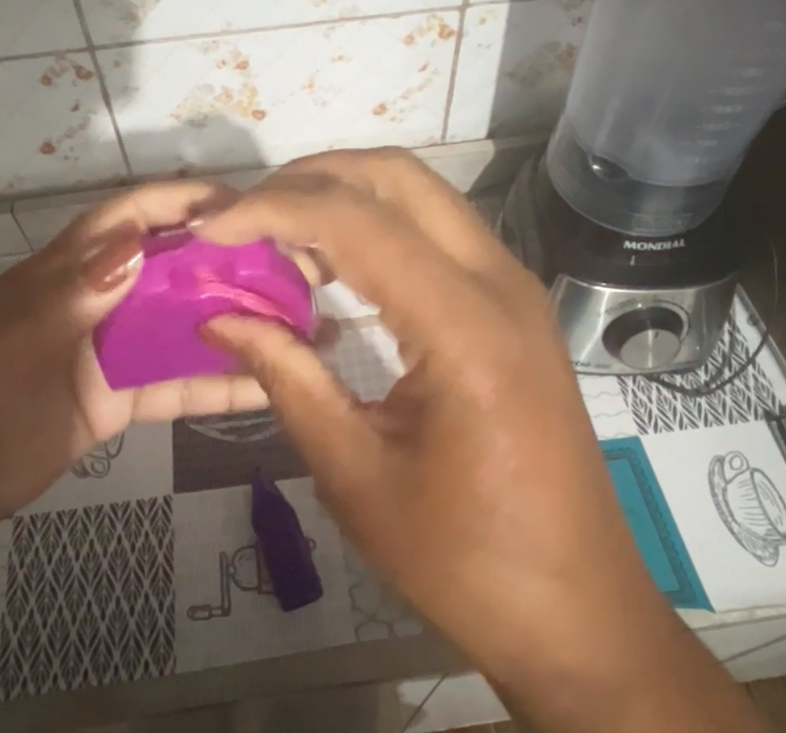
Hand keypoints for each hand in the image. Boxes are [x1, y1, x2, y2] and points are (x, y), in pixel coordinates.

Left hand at [0, 180, 268, 539]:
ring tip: (298, 326)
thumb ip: (73, 294)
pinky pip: (170, 386)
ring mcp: (105, 353)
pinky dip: (213, 386)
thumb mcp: (12, 340)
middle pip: (169, 270)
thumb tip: (138, 243)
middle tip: (293, 270)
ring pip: (179, 328)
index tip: (245, 206)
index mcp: (62, 272)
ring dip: (232, 324)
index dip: (182, 202)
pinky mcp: (112, 402)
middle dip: (226, 263)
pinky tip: (263, 388)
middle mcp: (93, 301)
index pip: (129, 218)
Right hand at [197, 150, 762, 732]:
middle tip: (244, 219)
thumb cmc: (464, 561)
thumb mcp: (355, 473)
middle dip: (311, 178)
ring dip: (345, 200)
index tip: (208, 228)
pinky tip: (332, 273)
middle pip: (397, 176)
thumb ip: (286, 378)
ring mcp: (515, 290)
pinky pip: (439, 236)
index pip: (354, 221)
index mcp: (463, 326)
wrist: (577, 611)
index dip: (270, 210)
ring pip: (422, 197)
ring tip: (276, 243)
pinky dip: (379, 231)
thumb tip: (219, 318)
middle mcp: (498, 283)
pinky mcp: (515, 309)